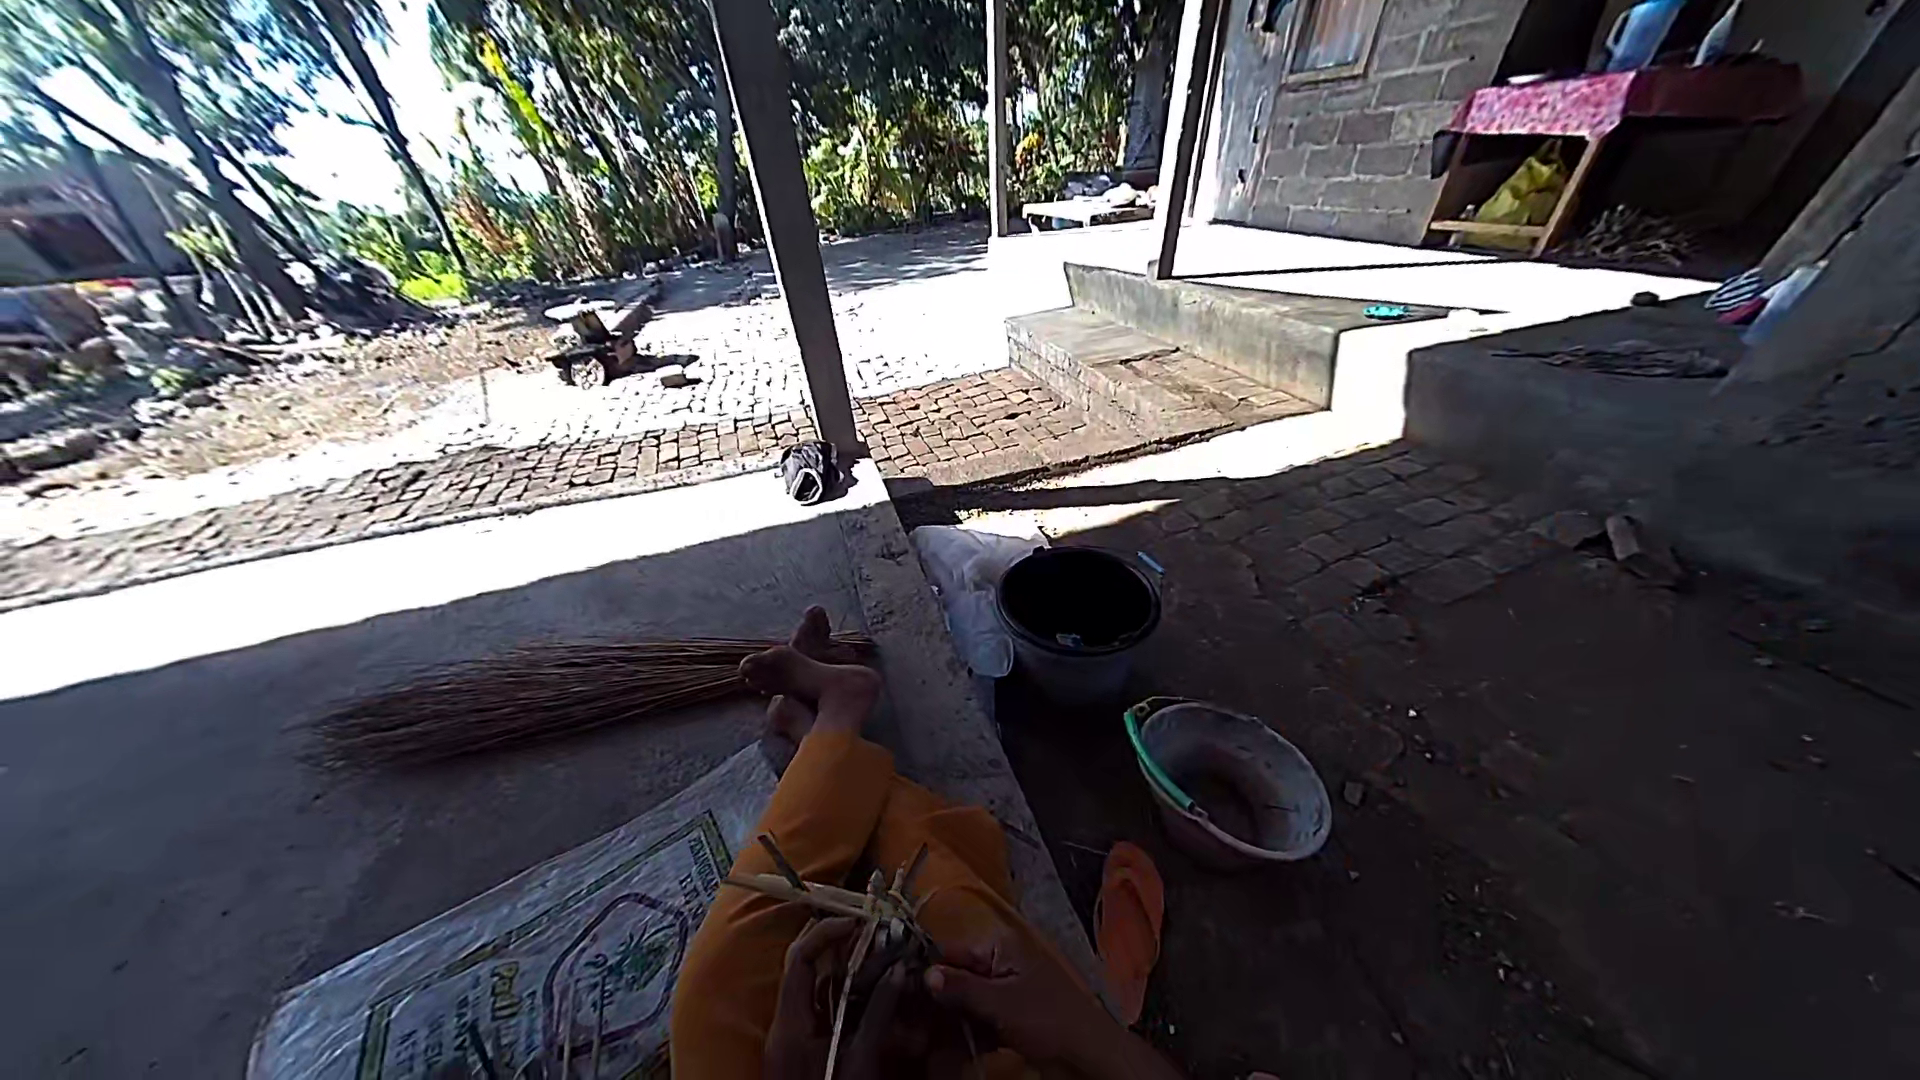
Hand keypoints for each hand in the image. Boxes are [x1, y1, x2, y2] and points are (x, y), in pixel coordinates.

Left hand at [764, 918, 920, 1079]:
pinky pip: (821, 1006)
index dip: (827, 931)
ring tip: (877, 952)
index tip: (859, 921)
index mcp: (790, 1025)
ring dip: (844, 966)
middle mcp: (785, 1025)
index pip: (800, 957)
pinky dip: (845, 991)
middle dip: (837, 942)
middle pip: (804, 964)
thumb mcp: (861, 1065)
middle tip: (870, 929)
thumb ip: (880, 1013)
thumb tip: (900, 968)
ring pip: (815, 984)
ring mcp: (791, 1038)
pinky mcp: (802, 1050)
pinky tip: (871, 989)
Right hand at [921, 930, 1113, 1069]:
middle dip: (931, 1004)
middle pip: (954, 979)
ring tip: (920, 1044)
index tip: (896, 989)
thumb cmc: (1048, 1017)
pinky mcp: (1006, 1020)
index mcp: (998, 947)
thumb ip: (963, 988)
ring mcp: (1002, 993)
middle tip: (908, 1028)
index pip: (951, 952)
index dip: (925, 970)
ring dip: (943, 1025)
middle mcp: (997, 964)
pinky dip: (962, 1038)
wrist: (1089, 1056)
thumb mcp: (1002, 1003)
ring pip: (962, 1005)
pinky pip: (975, 1024)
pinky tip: (945, 1056)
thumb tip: (925, 973)